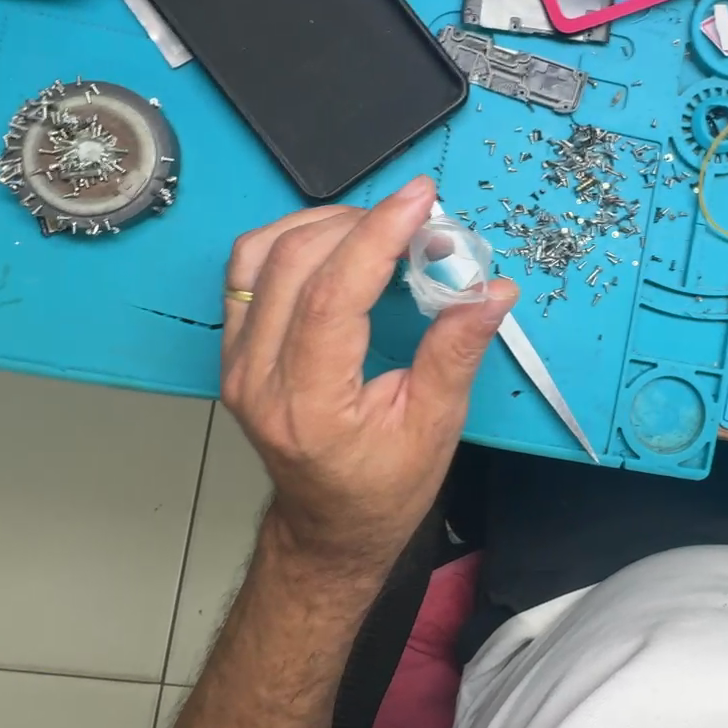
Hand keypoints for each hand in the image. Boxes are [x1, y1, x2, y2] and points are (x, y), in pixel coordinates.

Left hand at [219, 176, 518, 569]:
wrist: (327, 529)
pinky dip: (292, 239)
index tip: (422, 198)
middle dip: (361, 222)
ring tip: (380, 227)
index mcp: (309, 403)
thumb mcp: (436, 428)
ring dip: (324, 224)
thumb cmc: (386, 489)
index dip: (379, 235)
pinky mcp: (233, 350)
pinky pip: (248, 269)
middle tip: (418, 221)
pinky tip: (336, 243)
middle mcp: (256, 376)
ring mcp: (236, 360)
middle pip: (294, 263)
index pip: (333, 294)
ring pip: (261, 254)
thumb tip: (493, 288)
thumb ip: (457, 352)